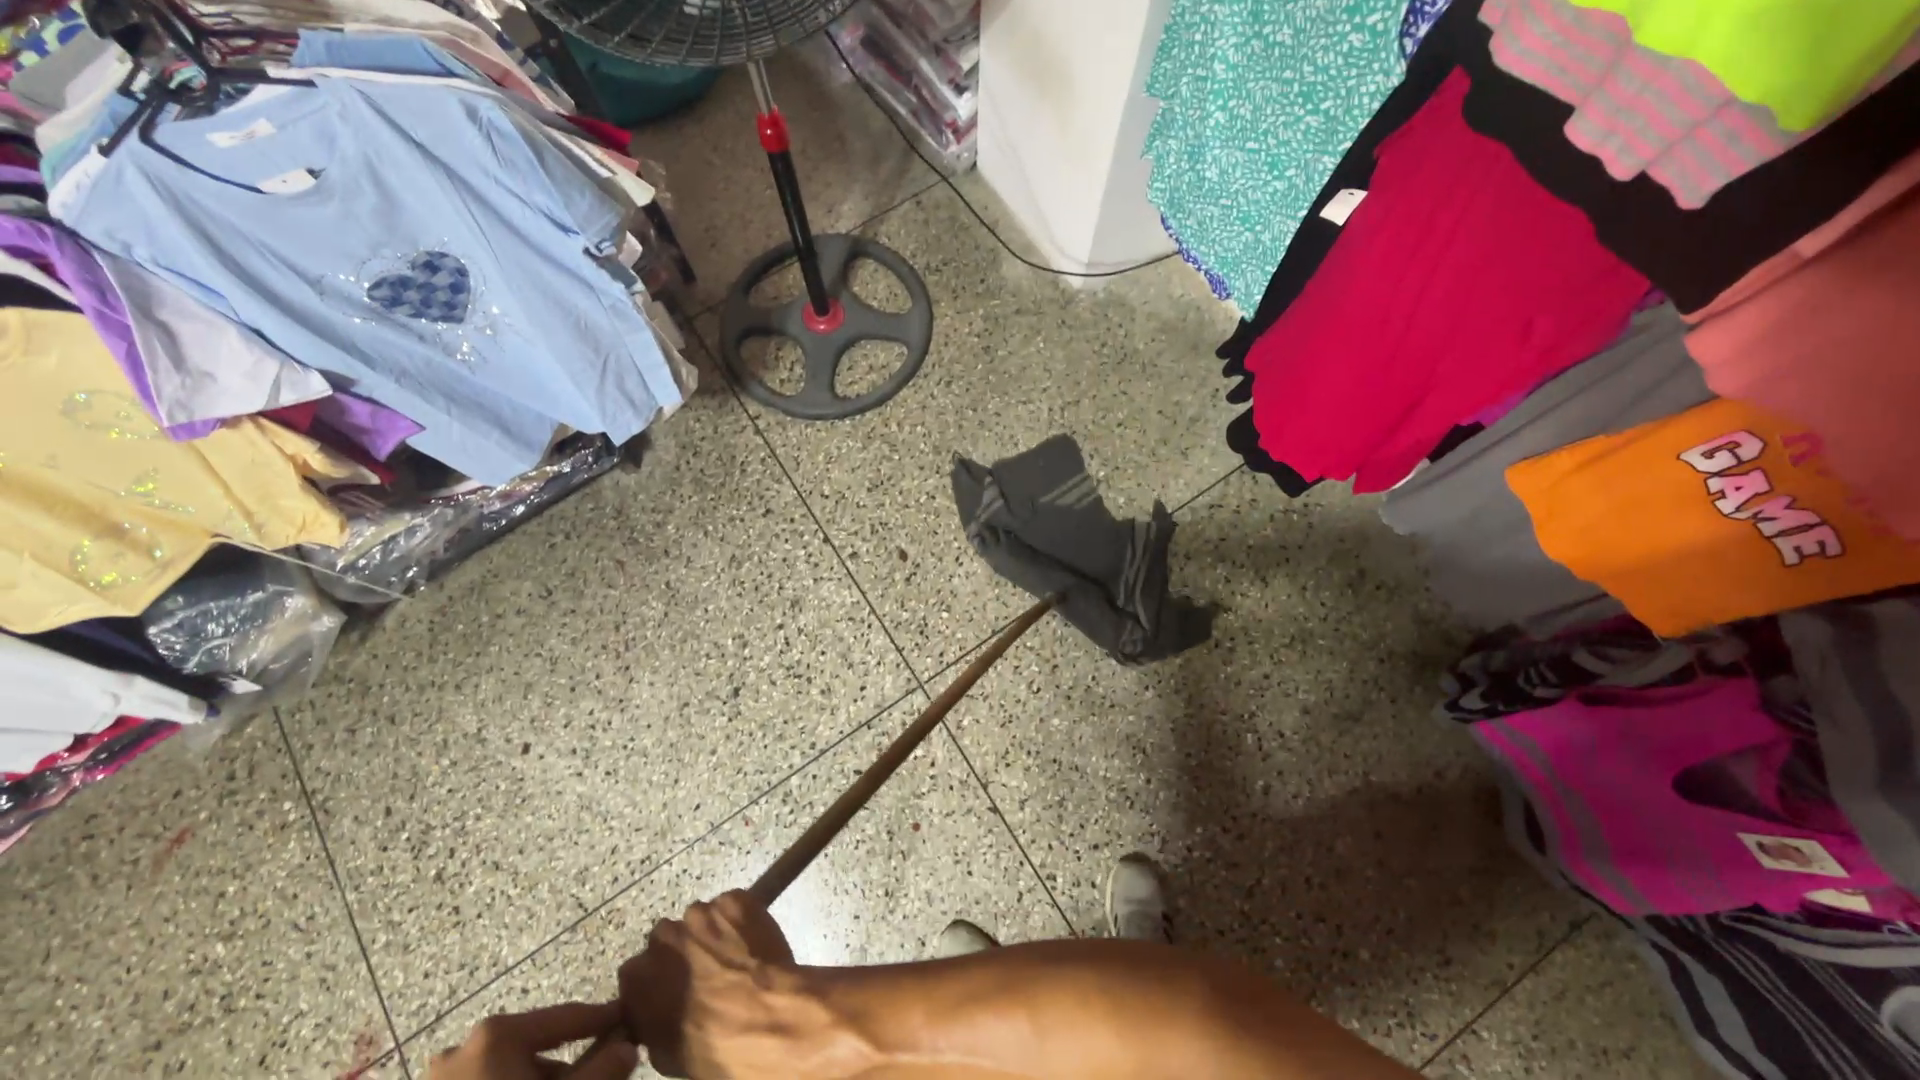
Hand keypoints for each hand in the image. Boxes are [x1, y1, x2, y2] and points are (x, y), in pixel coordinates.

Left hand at [426, 1001, 638, 1079]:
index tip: (629, 1020)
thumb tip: (628, 1046)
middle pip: (536, 1047)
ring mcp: (440, 1078)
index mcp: (499, 1035)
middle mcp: (466, 1046)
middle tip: (596, 1079)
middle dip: (569, 1066)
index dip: (603, 1019)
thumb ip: (602, 1072)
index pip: (568, 1017)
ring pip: (508, 1073)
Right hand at [618, 890, 877, 1078]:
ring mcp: (700, 913)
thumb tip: (660, 1014)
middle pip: (670, 938)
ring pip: (704, 919)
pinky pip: (734, 906)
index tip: (677, 989)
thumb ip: (652, 1022)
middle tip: (710, 971)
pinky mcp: (734, 900)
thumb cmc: (708, 1045)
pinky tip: (755, 942)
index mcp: (635, 975)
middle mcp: (661, 936)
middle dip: (685, 951)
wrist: (759, 1017)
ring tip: (737, 956)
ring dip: (715, 932)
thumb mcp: (663, 1053)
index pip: (640, 971)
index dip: (661, 979)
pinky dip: (743, 919)